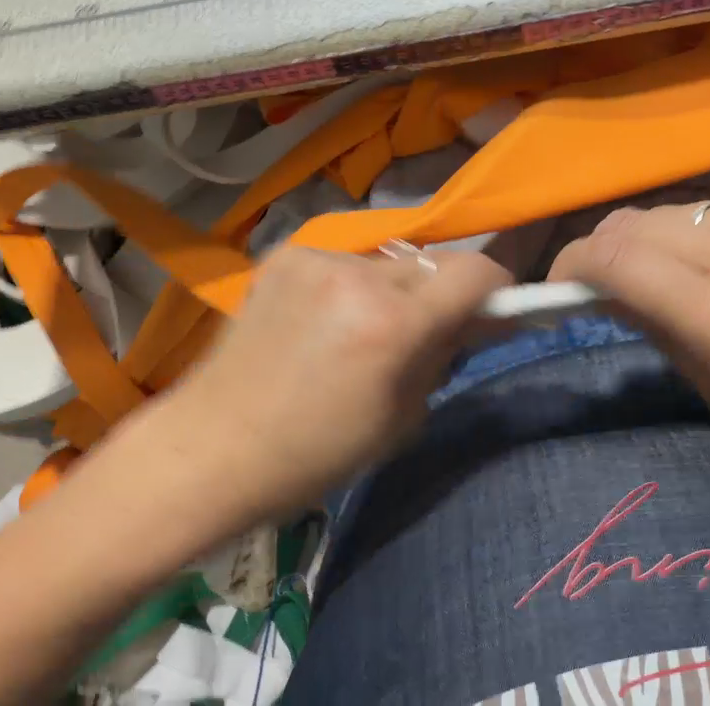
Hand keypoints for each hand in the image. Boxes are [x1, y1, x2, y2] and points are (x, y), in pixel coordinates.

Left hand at [140, 246, 511, 517]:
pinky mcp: (284, 254)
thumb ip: (441, 356)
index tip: (492, 313)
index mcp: (393, 325)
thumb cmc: (315, 453)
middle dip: (438, 296)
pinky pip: (343, 263)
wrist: (214, 445)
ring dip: (390, 291)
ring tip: (357, 333)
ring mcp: (316, 258)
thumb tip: (469, 321)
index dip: (495, 290)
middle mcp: (359, 276)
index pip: (476, 272)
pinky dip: (348, 288)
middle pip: (432, 265)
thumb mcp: (401, 418)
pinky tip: (319, 323)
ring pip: (386, 263)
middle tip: (421, 335)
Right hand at [549, 203, 709, 502]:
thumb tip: (608, 296)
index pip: (615, 260)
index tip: (559, 290)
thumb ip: (662, 335)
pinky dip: (688, 233)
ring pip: (669, 210)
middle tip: (600, 288)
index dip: (571, 268)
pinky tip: (705, 263)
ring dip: (643, 238)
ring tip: (653, 276)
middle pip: (632, 223)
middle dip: (600, 251)